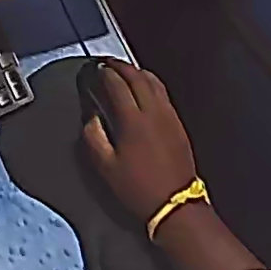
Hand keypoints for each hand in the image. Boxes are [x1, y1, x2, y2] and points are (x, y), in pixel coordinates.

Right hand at [80, 59, 199, 224]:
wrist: (177, 207)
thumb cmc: (138, 188)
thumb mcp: (105, 167)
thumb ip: (93, 137)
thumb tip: (92, 117)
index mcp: (133, 120)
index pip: (117, 85)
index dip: (105, 73)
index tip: (97, 69)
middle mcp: (153, 112)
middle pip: (137, 77)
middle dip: (121, 66)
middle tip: (108, 62)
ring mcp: (169, 116)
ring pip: (154, 82)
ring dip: (137, 71)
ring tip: (125, 70)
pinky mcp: (178, 124)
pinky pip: (163, 93)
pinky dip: (151, 83)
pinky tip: (144, 87)